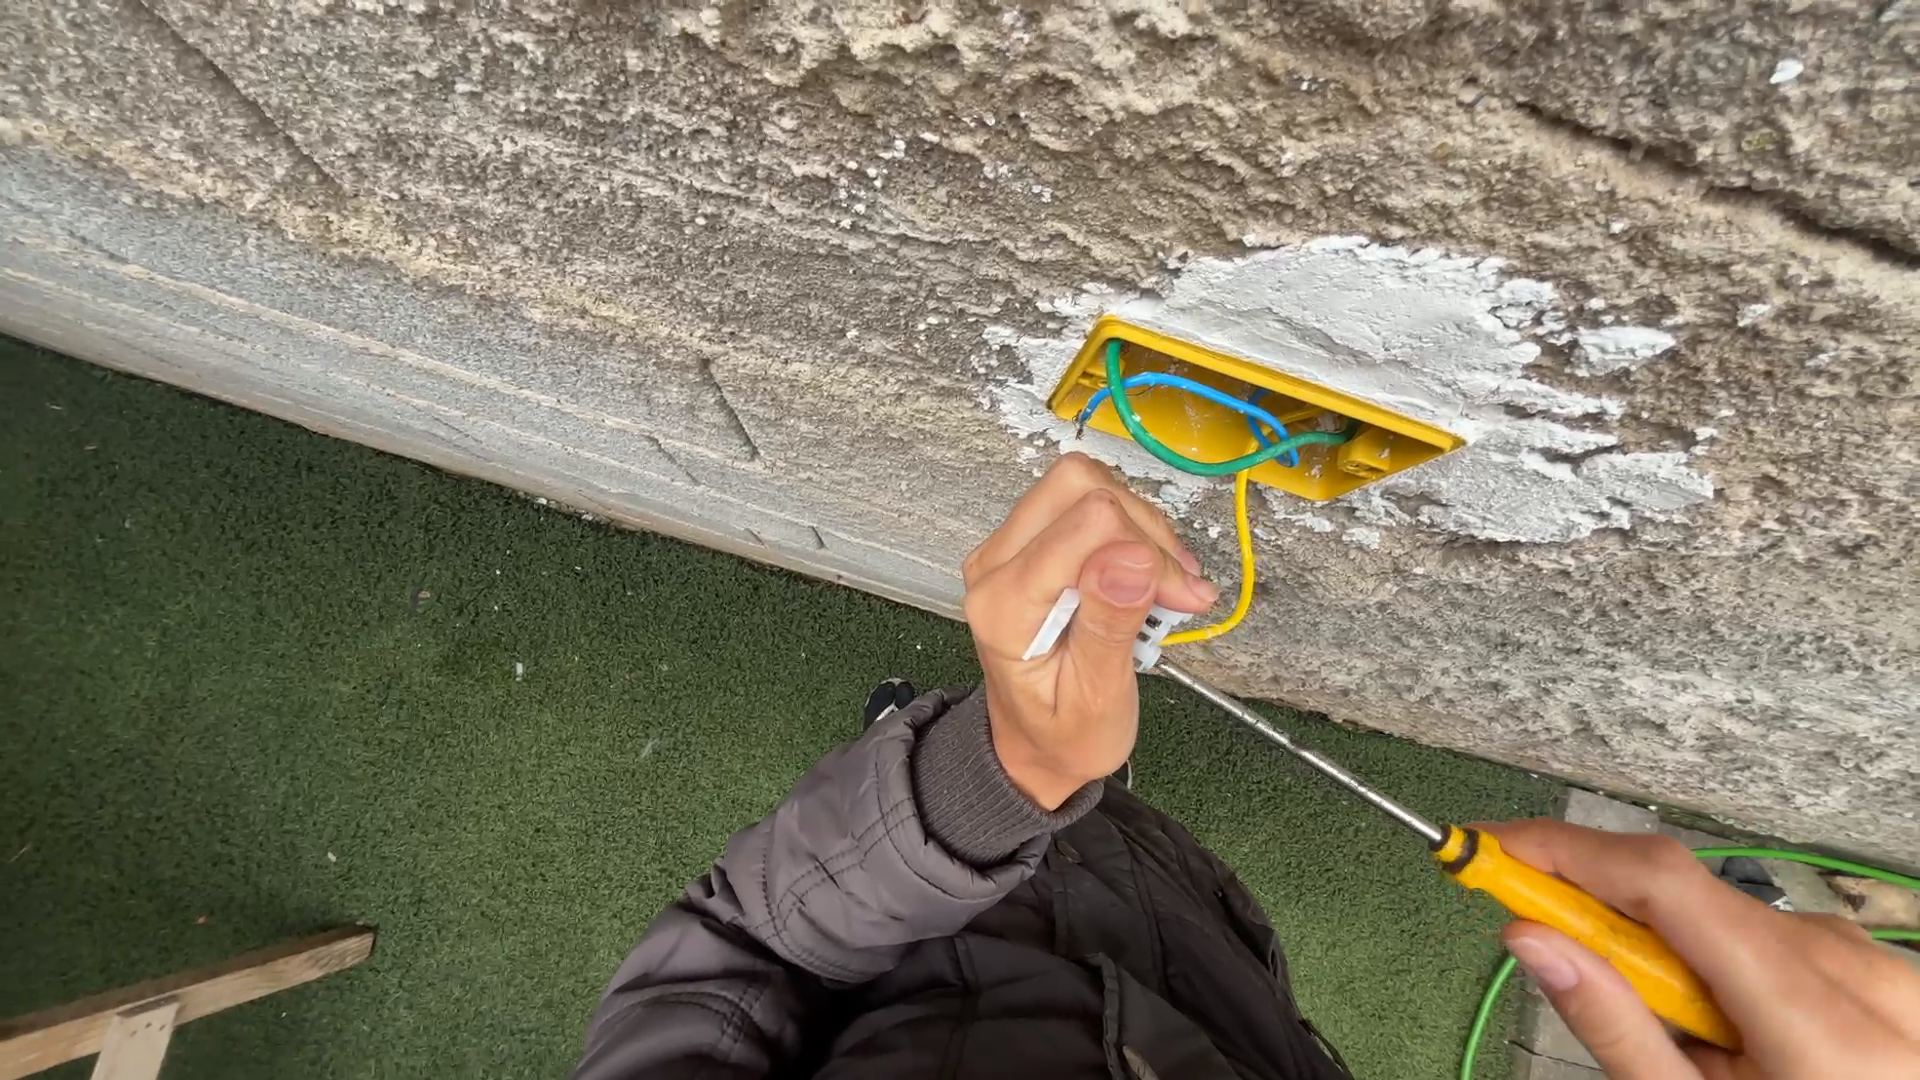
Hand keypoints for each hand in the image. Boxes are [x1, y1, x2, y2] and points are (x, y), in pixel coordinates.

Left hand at [960, 454, 1217, 808]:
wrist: (1035, 742)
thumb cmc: (1063, 731)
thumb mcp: (1096, 699)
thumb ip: (1109, 626)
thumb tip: (1133, 555)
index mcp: (1003, 605)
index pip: (1087, 524)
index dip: (1149, 552)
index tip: (1183, 598)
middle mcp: (993, 564)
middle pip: (1078, 484)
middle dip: (1143, 528)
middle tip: (1178, 588)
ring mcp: (1005, 547)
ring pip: (1082, 482)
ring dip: (1140, 526)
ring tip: (1169, 586)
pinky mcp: (1025, 542)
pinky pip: (1080, 501)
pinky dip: (1127, 527)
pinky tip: (1150, 573)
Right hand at [1487, 820, 1919, 1078]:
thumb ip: (1613, 1028)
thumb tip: (1521, 934)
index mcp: (1824, 1020)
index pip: (1660, 879)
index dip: (1559, 847)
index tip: (1479, 845)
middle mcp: (1853, 969)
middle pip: (1677, 888)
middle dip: (1587, 892)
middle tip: (1530, 923)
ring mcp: (1871, 962)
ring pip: (1707, 902)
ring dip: (1642, 924)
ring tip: (1644, 999)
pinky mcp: (1867, 961)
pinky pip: (1747, 921)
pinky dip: (1692, 939)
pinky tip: (1700, 999)